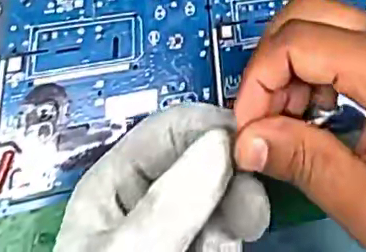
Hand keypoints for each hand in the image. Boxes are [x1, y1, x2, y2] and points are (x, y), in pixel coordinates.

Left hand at [57, 104, 269, 251]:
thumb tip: (218, 143)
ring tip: (234, 238)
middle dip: (232, 175)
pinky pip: (226, 232)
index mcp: (113, 184)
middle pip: (205, 159)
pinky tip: (224, 250)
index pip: (172, 127)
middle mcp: (145, 201)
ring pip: (222, 196)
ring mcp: (170, 232)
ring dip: (235, 213)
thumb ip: (171, 199)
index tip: (251, 140)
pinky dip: (232, 239)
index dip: (213, 126)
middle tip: (252, 204)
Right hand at [231, 0, 365, 251]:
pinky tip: (317, 114)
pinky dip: (314, 65)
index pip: (296, 41)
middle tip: (263, 121)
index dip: (258, 81)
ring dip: (290, 63)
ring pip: (320, 19)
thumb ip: (303, 161)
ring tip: (290, 125)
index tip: (247, 131)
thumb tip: (246, 139)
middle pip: (304, 12)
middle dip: (270, 61)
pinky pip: (340, 38)